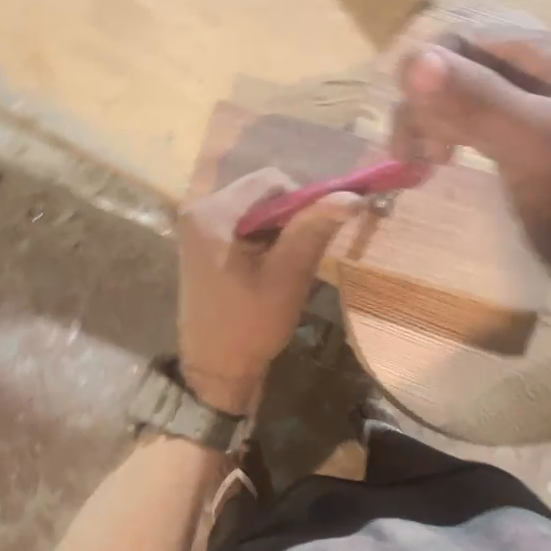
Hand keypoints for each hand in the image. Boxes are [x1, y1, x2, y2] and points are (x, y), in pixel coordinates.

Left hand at [177, 168, 361, 414]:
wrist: (215, 368)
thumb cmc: (249, 326)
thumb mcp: (287, 276)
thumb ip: (313, 230)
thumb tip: (352, 195)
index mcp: (212, 213)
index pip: (272, 182)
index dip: (303, 202)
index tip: (313, 237)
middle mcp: (199, 209)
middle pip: (262, 193)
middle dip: (289, 218)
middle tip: (298, 256)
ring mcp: (198, 226)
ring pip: (257, 209)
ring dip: (279, 231)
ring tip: (284, 266)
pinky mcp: (203, 242)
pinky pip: (244, 224)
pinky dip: (264, 239)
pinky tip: (268, 269)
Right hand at [392, 27, 550, 297]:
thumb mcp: (544, 151)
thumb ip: (482, 103)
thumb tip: (412, 58)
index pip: (464, 37)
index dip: (425, 78)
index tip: (410, 139)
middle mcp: (546, 69)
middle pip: (460, 61)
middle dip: (425, 102)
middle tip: (412, 158)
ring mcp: (541, 105)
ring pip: (465, 91)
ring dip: (432, 119)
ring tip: (421, 164)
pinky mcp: (534, 139)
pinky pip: (479, 119)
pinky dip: (450, 134)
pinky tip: (443, 161)